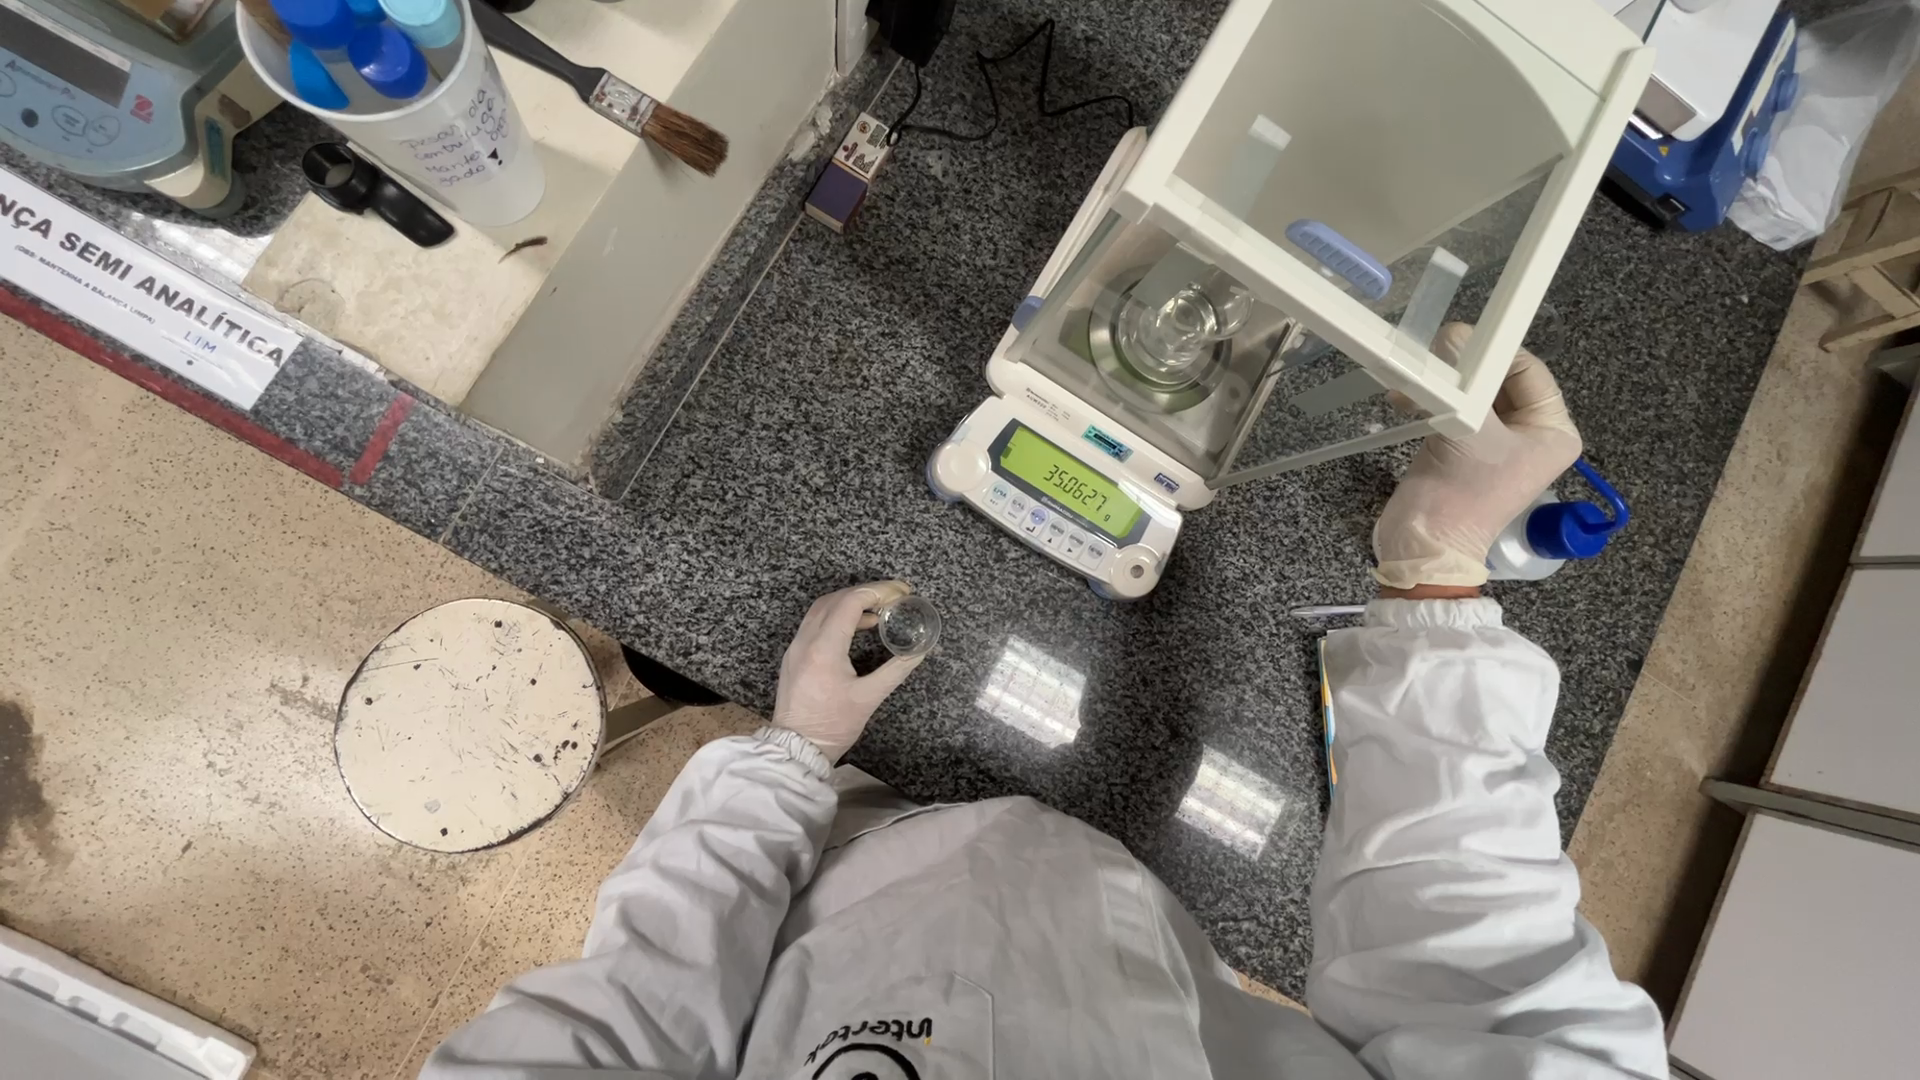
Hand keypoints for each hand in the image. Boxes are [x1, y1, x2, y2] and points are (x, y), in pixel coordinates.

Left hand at [772, 581, 926, 760]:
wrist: (796, 749)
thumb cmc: (833, 726)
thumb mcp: (869, 698)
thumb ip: (896, 670)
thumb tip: (920, 650)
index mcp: (824, 648)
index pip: (850, 602)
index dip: (878, 591)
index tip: (899, 593)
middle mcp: (805, 641)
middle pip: (834, 599)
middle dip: (865, 592)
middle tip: (892, 596)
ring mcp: (795, 647)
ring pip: (821, 608)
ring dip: (849, 602)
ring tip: (877, 610)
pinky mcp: (794, 656)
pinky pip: (814, 622)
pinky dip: (836, 616)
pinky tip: (857, 627)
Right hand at [1373, 322, 1581, 589]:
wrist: (1424, 542)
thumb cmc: (1463, 490)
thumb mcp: (1472, 428)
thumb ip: (1464, 381)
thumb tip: (1451, 334)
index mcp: (1552, 431)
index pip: (1529, 372)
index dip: (1493, 354)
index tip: (1454, 340)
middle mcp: (1527, 434)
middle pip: (1496, 382)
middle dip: (1461, 371)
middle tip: (1427, 358)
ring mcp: (1491, 443)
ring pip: (1468, 396)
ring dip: (1439, 388)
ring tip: (1409, 385)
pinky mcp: (1457, 450)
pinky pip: (1448, 412)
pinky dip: (1427, 403)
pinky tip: (1402, 400)